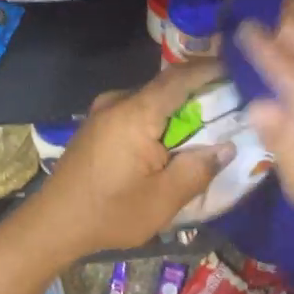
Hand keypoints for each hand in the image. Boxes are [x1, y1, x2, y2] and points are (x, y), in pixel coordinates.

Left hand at [26, 61, 232, 256]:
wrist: (53, 224)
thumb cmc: (110, 213)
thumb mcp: (163, 200)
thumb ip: (198, 169)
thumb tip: (226, 147)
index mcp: (135, 113)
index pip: (180, 77)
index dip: (211, 69)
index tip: (240, 69)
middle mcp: (118, 102)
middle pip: (167, 87)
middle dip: (201, 91)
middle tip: (234, 101)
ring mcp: (104, 112)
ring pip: (152, 100)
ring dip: (180, 108)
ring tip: (212, 121)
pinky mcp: (98, 125)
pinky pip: (138, 111)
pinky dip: (161, 118)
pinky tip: (176, 138)